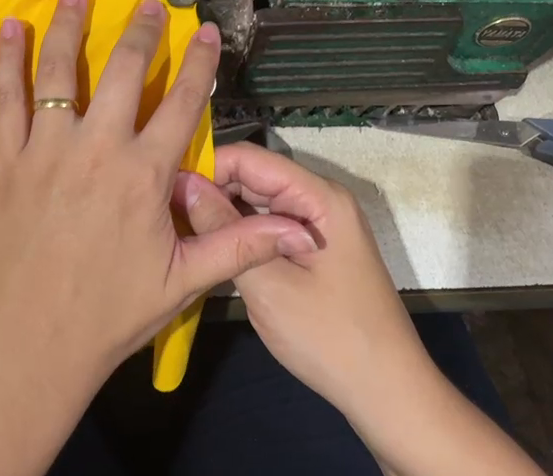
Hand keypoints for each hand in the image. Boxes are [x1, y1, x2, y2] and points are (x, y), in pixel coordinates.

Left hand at [0, 0, 313, 391]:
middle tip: (150, 4)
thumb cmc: (111, 314)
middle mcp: (99, 147)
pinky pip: (8, 98)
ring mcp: (49, 148)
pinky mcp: (10, 158)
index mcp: (145, 174)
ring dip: (71, 26)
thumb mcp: (183, 282)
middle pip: (126, 72)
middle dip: (141, 32)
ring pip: (63, 72)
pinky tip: (10, 27)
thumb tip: (302, 230)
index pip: (183, 103)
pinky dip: (9, 59)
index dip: (199, 63)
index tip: (206, 30)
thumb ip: (240, 245)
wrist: (30, 342)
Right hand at [177, 142, 423, 415]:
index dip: (206, 166)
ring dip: (223, 214)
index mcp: (318, 198)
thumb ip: (224, 231)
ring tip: (178, 229)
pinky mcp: (314, 250)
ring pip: (259, 203)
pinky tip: (211, 249)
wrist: (389, 394)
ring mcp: (318, 226)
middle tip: (164, 214)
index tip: (164, 188)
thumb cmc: (331, 339)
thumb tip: (185, 185)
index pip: (250, 158)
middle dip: (211, 190)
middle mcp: (320, 201)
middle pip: (254, 177)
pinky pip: (269, 226)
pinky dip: (241, 234)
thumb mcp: (268, 286)